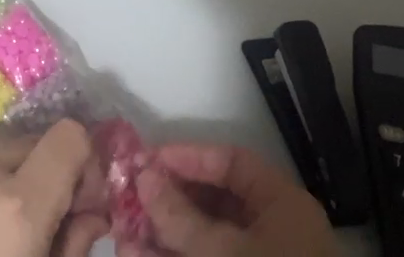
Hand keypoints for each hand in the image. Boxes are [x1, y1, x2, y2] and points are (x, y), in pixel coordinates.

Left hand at [0, 119, 109, 256]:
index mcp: (19, 205)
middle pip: (38, 143)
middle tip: (56, 223)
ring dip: (21, 183)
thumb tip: (91, 214)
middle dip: (55, 176)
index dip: (86, 164)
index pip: (69, 136)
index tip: (86, 203)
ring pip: (5, 156)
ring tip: (15, 234)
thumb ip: (76, 244)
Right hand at [121, 144, 337, 256]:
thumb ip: (180, 215)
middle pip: (214, 201)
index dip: (189, 157)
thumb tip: (143, 176)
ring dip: (162, 234)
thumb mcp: (222, 251)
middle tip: (128, 198)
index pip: (232, 163)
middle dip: (168, 200)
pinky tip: (136, 255)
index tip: (148, 161)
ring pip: (204, 239)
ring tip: (122, 235)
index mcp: (281, 206)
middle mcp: (272, 231)